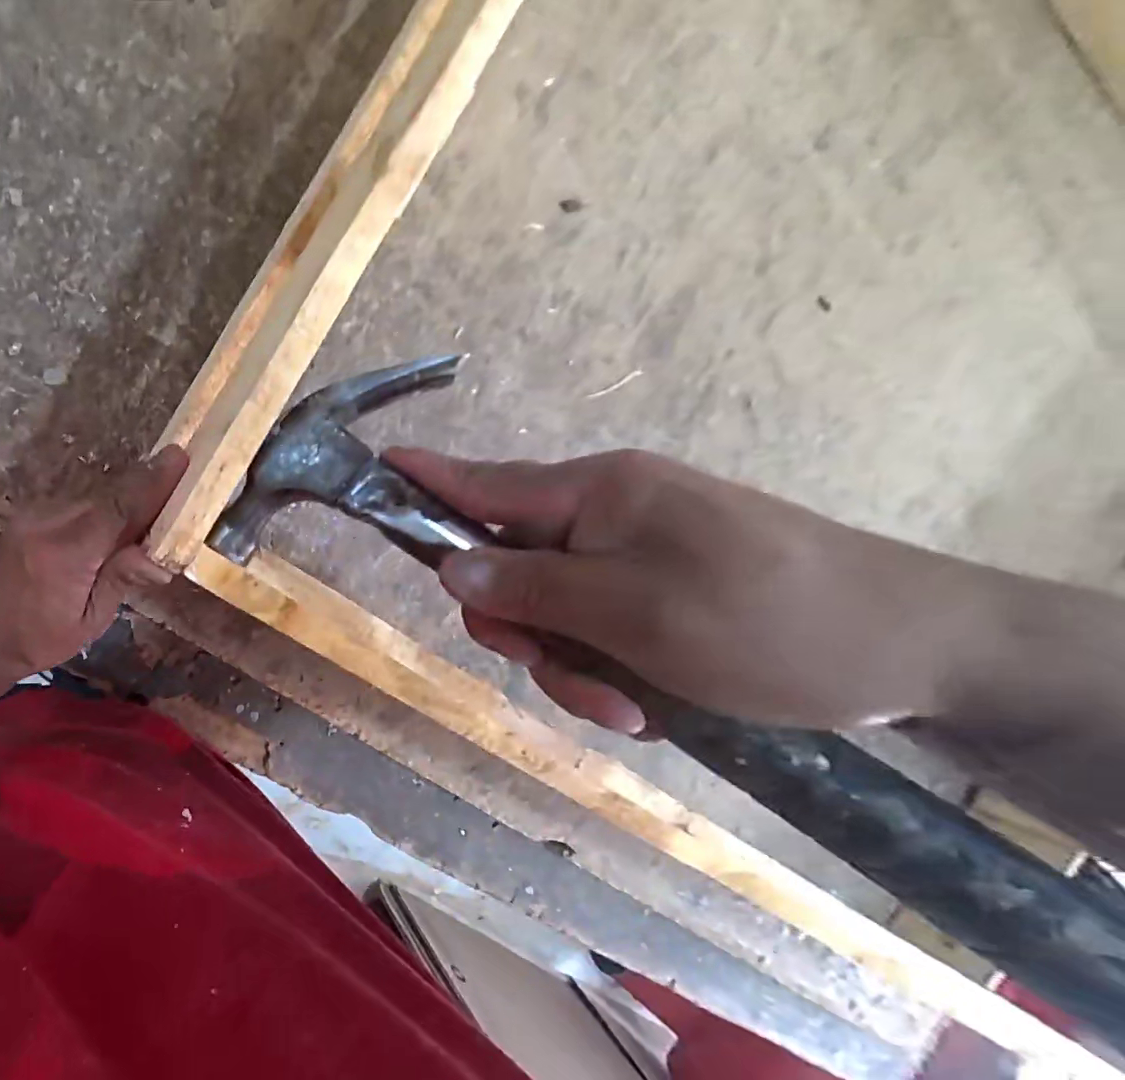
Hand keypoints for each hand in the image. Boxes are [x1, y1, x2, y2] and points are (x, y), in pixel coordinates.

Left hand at [0, 446, 189, 685]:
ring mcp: (29, 515)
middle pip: (106, 498)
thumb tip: (159, 558)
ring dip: (117, 508)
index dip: (151, 483)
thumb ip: (121, 580)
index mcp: (64, 555)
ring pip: (89, 499)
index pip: (117, 509)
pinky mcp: (23, 515)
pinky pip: (70, 505)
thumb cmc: (39, 640)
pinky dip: (94, 513)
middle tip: (173, 501)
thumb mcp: (89, 622)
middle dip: (141, 497)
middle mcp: (44, 524)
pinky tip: (104, 534)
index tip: (177, 458)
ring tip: (140, 527)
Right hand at [386, 448, 996, 735]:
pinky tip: (644, 703)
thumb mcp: (632, 611)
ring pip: (547, 608)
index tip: (375, 467)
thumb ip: (529, 586)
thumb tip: (449, 567)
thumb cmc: (768, 619)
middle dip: (518, 628)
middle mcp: (602, 514)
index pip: (484, 482)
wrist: (922, 650)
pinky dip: (601, 668)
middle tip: (552, 670)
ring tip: (622, 706)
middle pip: (507, 566)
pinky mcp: (652, 588)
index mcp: (595, 494)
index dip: (424, 478)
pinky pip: (590, 625)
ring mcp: (628, 551)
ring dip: (566, 662)